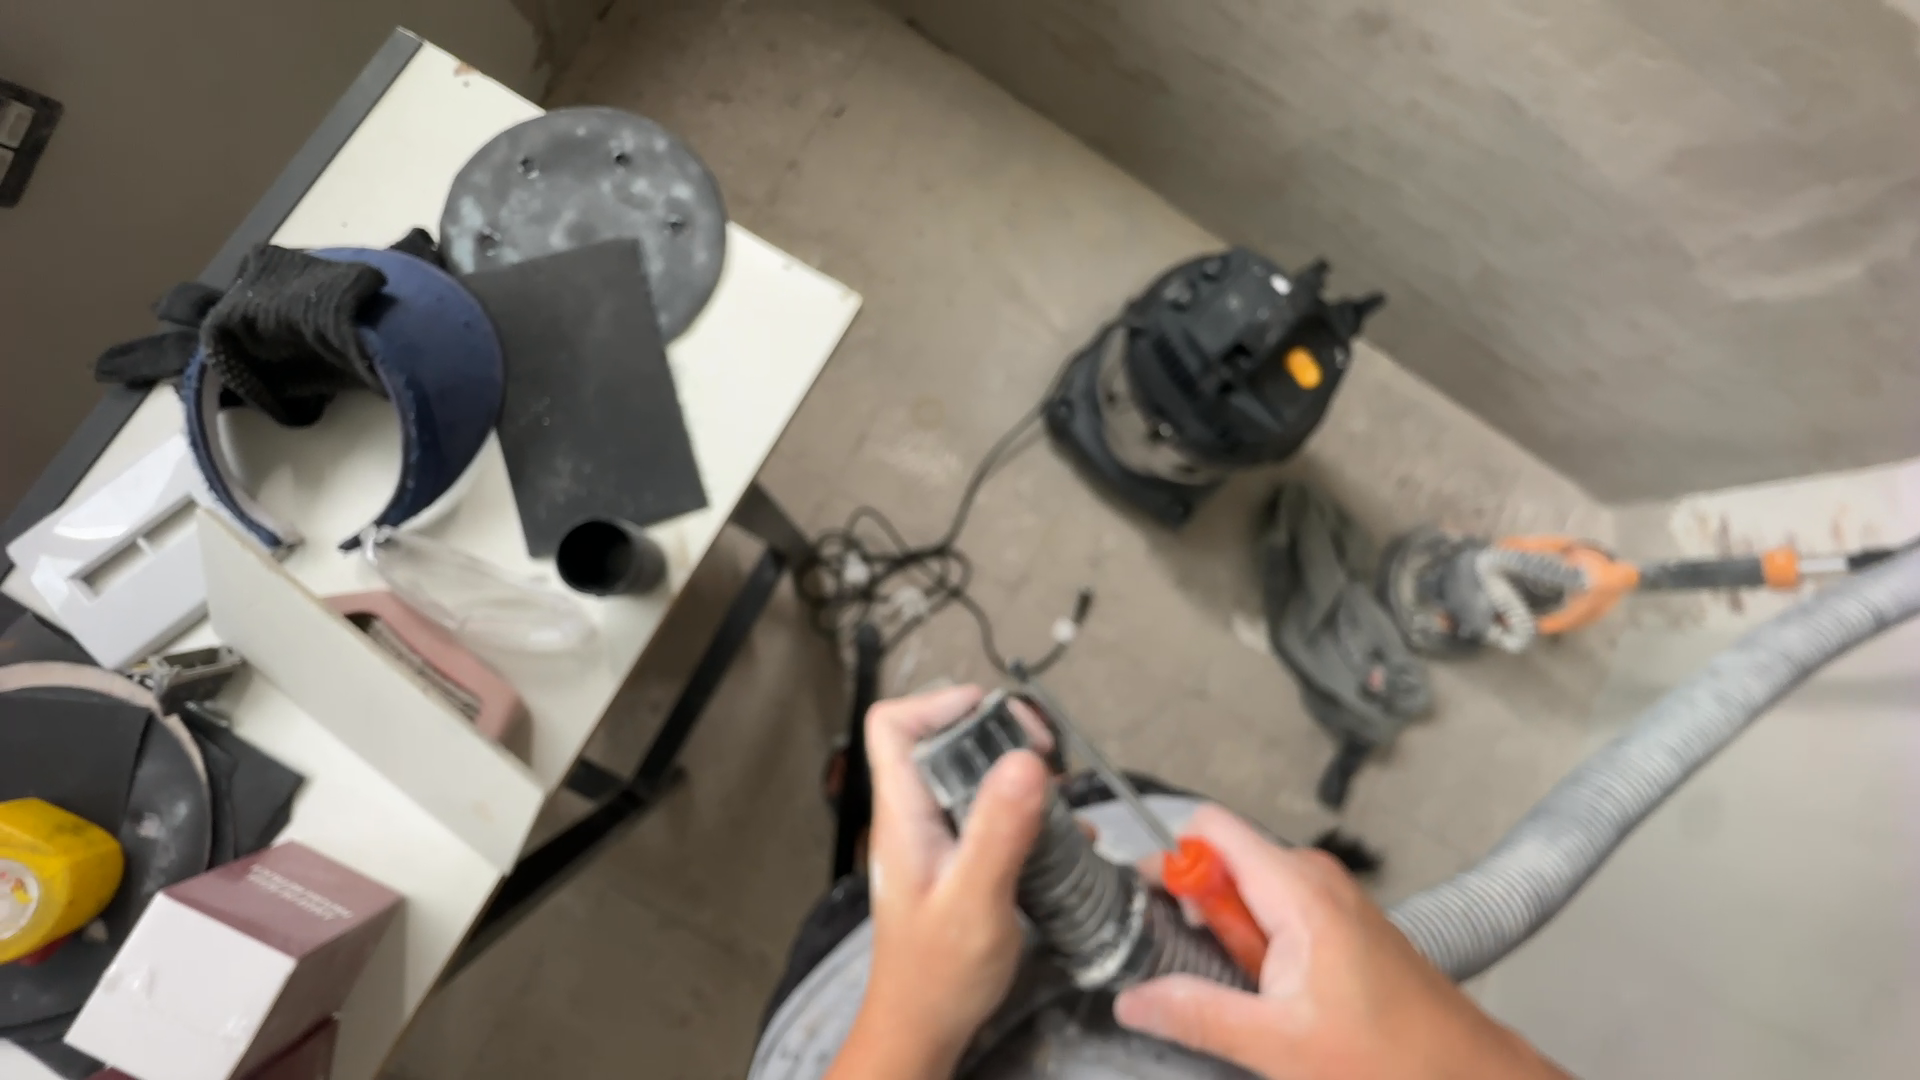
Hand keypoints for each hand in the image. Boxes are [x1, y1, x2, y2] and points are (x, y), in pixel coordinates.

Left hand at [827, 686, 1050, 1079]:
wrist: (924, 1026)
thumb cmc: (938, 974)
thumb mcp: (974, 901)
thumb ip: (998, 831)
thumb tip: (1024, 759)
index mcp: (903, 810)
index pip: (891, 724)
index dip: (938, 703)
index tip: (995, 717)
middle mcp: (916, 810)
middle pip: (942, 736)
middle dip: (995, 732)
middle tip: (1042, 752)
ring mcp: (937, 831)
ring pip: (971, 769)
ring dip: (1018, 771)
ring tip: (1058, 792)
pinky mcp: (960, 851)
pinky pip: (990, 807)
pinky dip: (1026, 807)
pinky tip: (1061, 832)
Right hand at [1114, 805, 1568, 1079]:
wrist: (1476, 1079)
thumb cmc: (1393, 1062)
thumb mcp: (1280, 1046)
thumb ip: (1197, 1014)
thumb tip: (1131, 999)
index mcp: (1295, 887)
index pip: (1209, 827)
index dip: (1173, 858)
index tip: (1159, 907)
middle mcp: (1310, 872)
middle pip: (1223, 858)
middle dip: (1203, 908)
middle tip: (1214, 968)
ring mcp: (1327, 890)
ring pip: (1246, 885)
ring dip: (1231, 930)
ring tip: (1254, 989)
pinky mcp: (1336, 912)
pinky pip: (1274, 903)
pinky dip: (1259, 937)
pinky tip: (1278, 989)